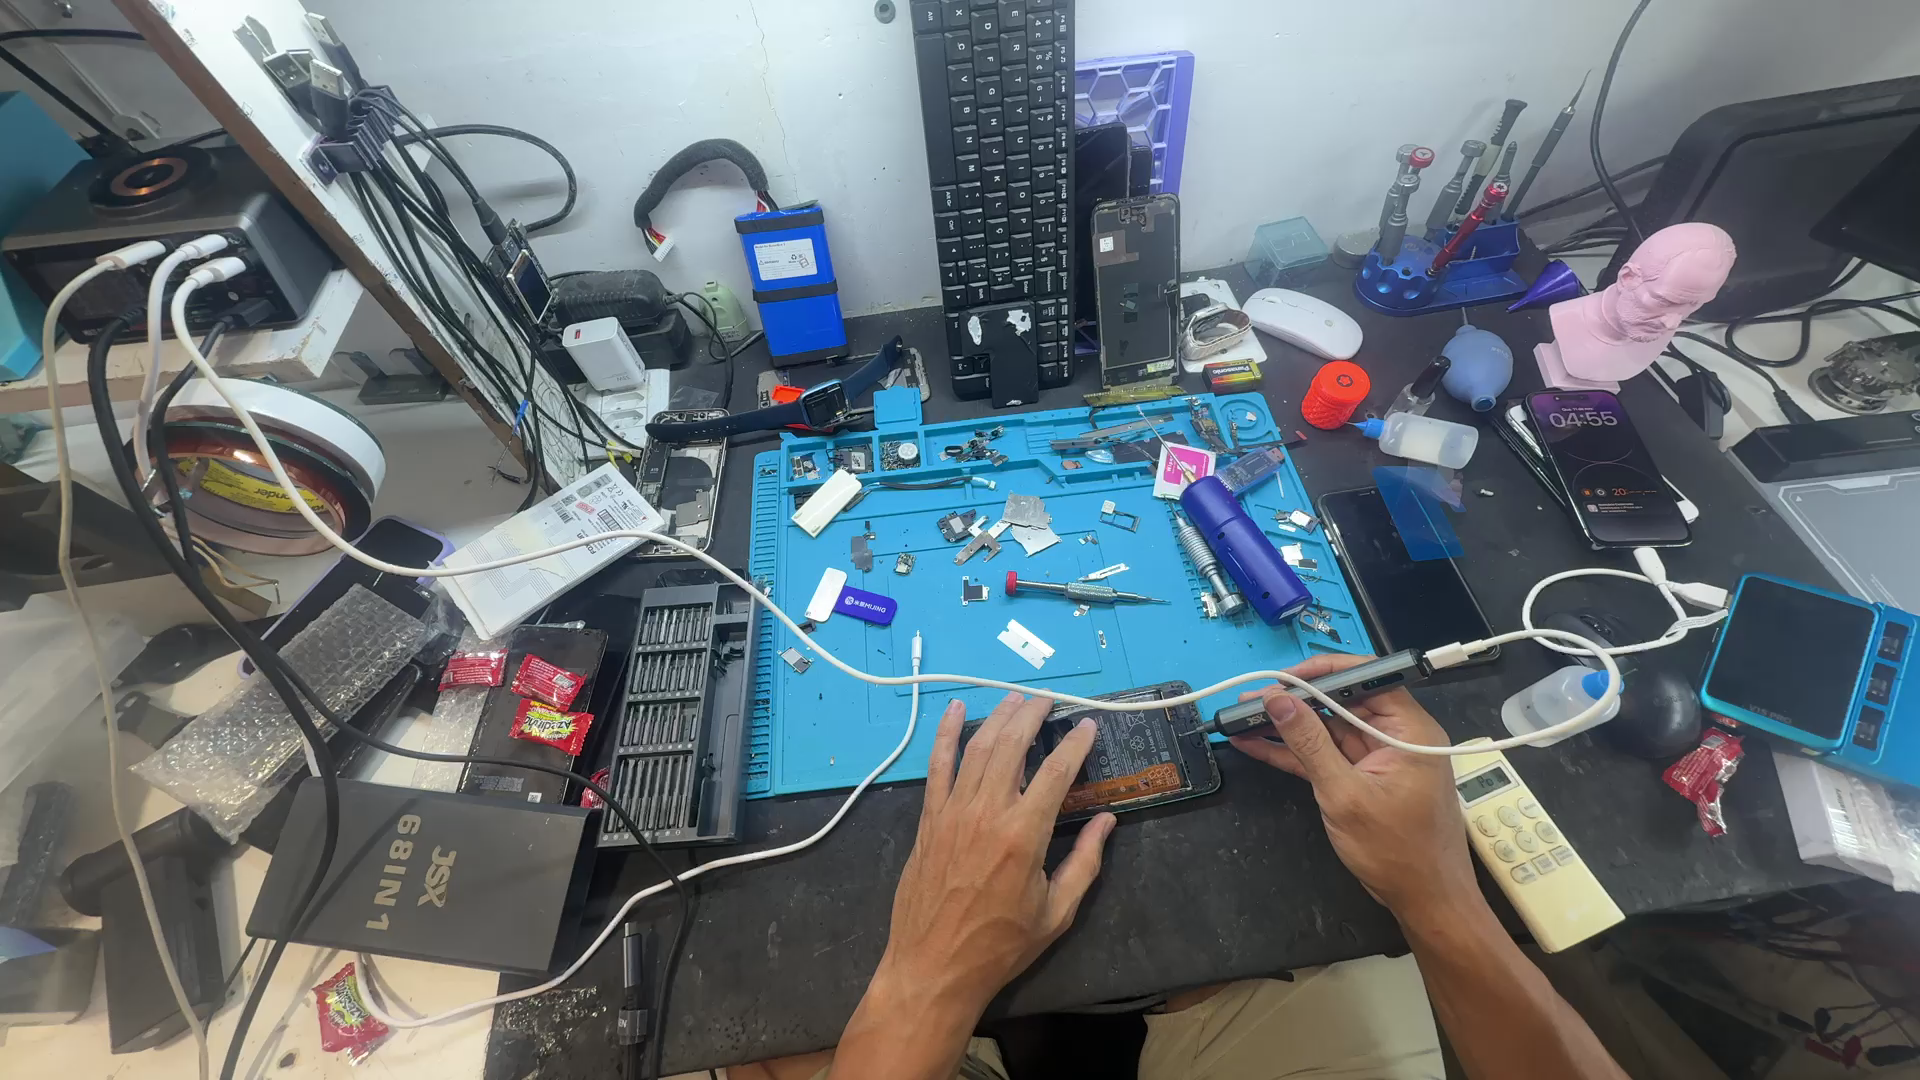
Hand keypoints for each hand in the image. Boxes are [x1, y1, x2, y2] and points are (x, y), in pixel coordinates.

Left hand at [876, 693, 1117, 1016]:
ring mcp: (954, 809)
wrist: (933, 966)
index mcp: (1023, 834)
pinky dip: (946, 733)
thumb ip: (1085, 863)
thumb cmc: (1000, 945)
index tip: (1088, 725)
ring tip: (1016, 698)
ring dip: (999, 717)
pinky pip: (938, 764)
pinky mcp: (930, 815)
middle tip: (1049, 700)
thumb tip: (1107, 821)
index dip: (1075, 744)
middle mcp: (988, 811)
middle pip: (1012, 746)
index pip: (1056, 772)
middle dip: (1033, 715)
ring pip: (978, 748)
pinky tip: (956, 710)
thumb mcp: (1056, 914)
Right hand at [1228, 655, 1477, 925]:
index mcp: (1408, 730)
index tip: (1283, 677)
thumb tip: (1277, 699)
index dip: (1324, 671)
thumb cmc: (1397, 850)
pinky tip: (1252, 742)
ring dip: (1283, 724)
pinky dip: (1288, 750)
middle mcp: (1394, 736)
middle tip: (1250, 699)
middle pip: (1339, 701)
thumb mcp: (1345, 794)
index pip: (1367, 678)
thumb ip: (1309, 743)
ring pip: (1323, 727)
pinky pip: (1319, 753)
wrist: (1425, 904)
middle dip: (1292, 699)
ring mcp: (1373, 757)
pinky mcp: (1357, 776)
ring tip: (1240, 717)